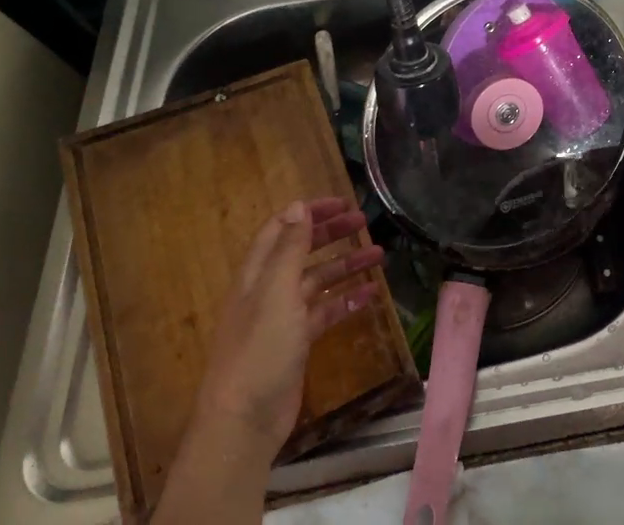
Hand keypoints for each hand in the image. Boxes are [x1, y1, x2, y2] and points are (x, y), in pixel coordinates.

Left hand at [194, 198, 384, 459]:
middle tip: (364, 222)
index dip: (308, 213)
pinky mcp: (297, 344)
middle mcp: (268, 292)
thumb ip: (289, 249)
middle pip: (301, 253)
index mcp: (257, 276)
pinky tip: (370, 295)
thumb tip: (297, 205)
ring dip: (345, 266)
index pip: (281, 231)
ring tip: (379, 255)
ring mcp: (283, 319)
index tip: (342, 202)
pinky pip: (325, 313)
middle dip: (331, 235)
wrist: (244, 420)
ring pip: (317, 282)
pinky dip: (347, 301)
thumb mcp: (277, 293)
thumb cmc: (259, 351)